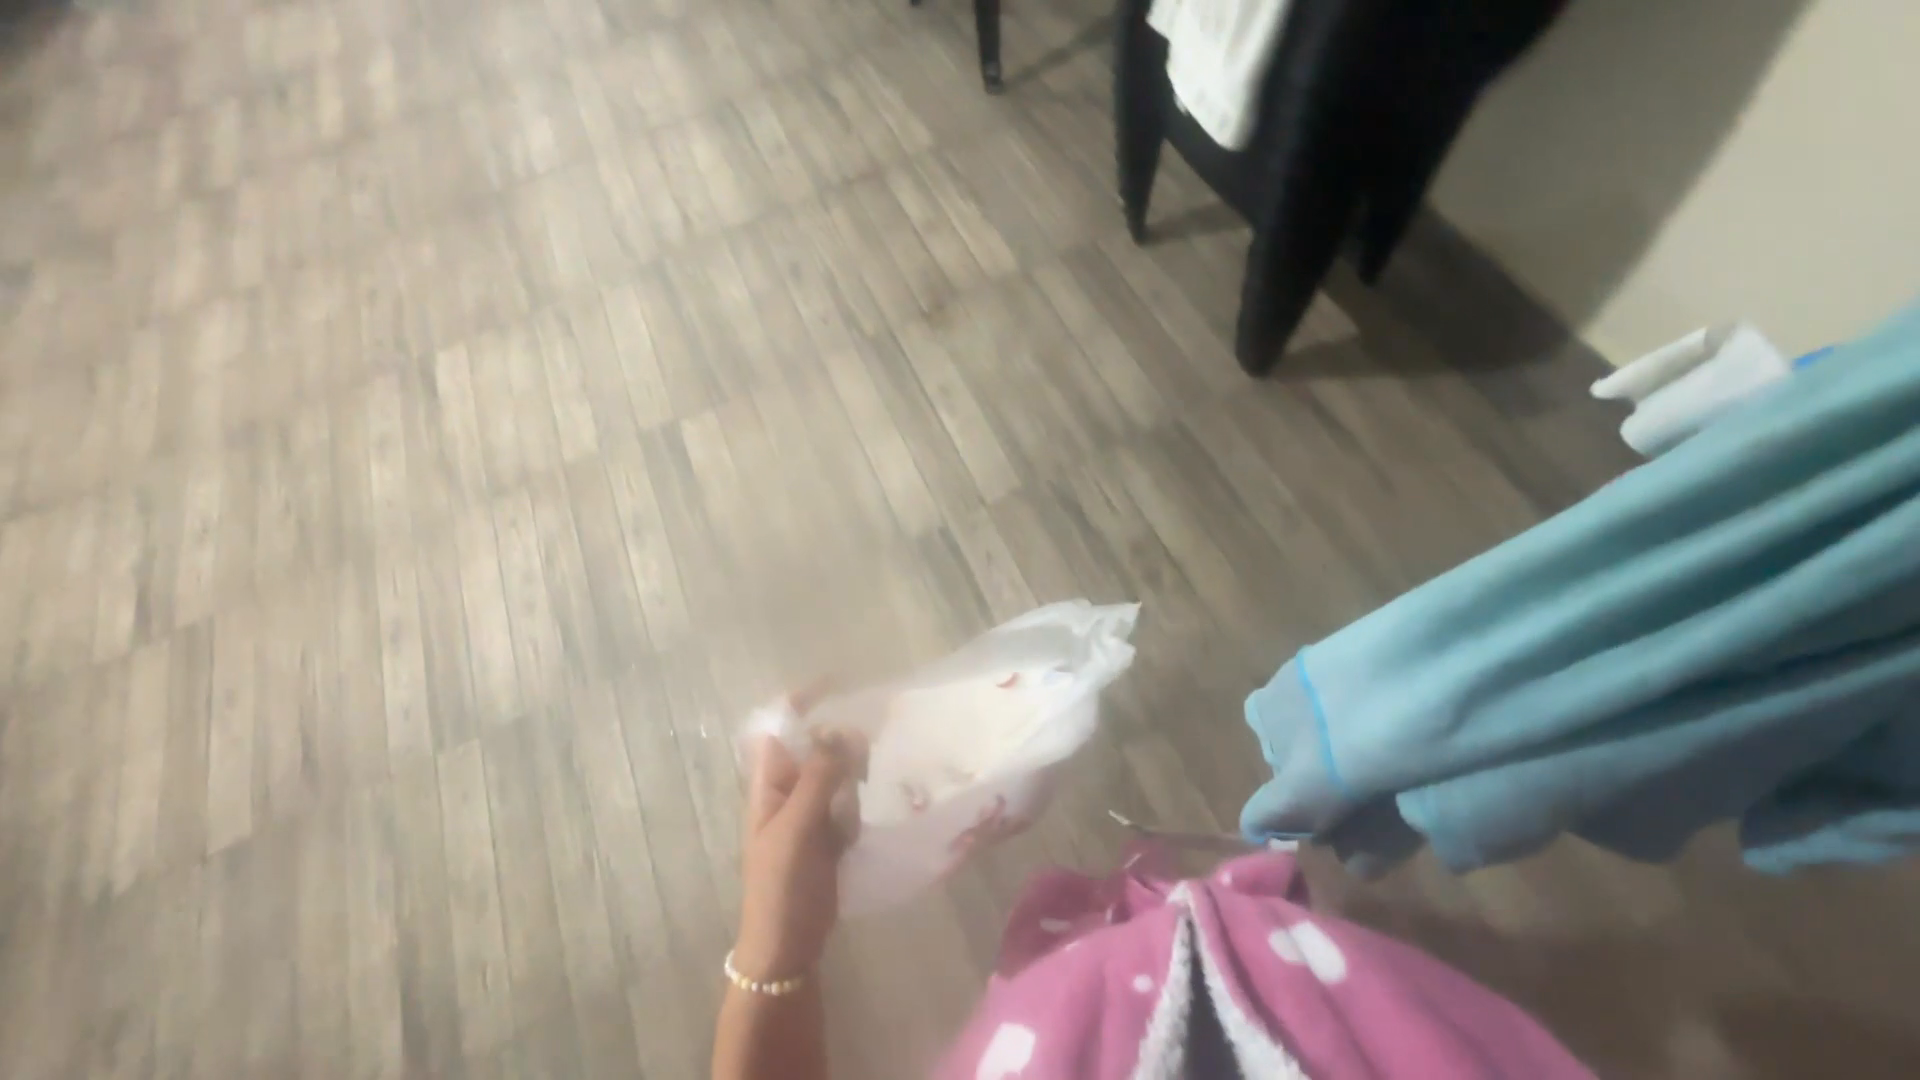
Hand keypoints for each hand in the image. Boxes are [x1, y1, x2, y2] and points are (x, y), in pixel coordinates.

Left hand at [733, 725, 866, 982]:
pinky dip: (862, 795)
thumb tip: (840, 728)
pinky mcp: (830, 832)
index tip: (841, 683)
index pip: (781, 727)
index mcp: (768, 782)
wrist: (786, 948)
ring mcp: (810, 811)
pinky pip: (849, 798)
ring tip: (876, 775)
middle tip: (873, 742)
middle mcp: (788, 789)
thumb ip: (819, 778)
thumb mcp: (796, 829)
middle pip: (815, 744)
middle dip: (842, 737)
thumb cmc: (780, 886)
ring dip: (855, 768)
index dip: (804, 701)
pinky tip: (878, 800)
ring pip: (836, 770)